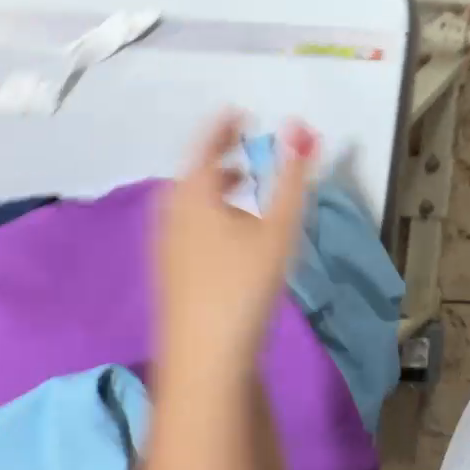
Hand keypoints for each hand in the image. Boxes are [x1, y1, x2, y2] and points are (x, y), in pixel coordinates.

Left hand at [156, 111, 316, 369]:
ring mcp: (167, 247)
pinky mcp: (172, 271)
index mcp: (195, 198)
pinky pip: (187, 221)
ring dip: (212, 182)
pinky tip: (231, 224)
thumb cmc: (245, 282)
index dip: (221, 128)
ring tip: (242, 180)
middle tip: (242, 143)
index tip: (240, 112)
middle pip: (191, 175)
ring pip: (187, 201)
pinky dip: (208, 206)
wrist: (205, 357)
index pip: (204, 149)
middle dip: (216, 155)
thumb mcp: (280, 224)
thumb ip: (293, 174)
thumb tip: (301, 126)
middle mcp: (173, 217)